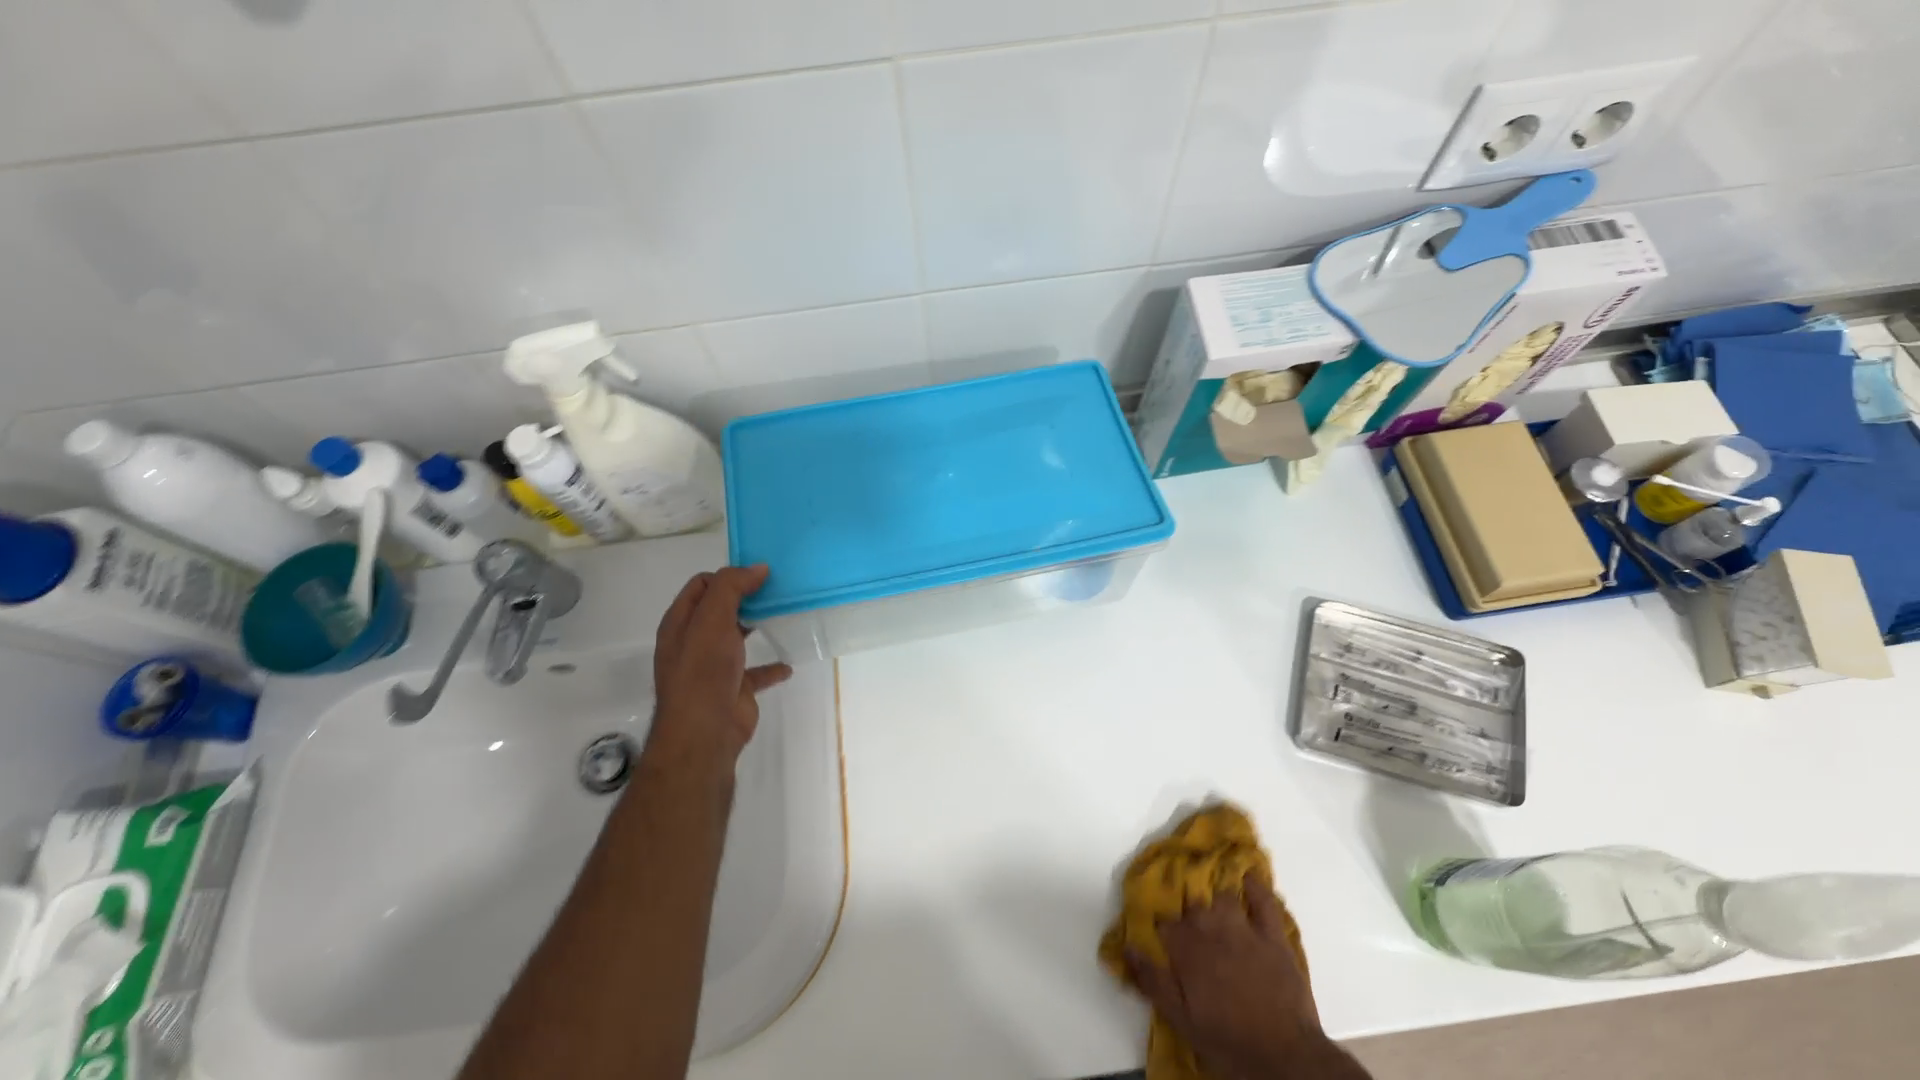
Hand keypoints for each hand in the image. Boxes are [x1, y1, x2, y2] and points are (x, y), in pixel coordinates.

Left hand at [648, 565, 791, 771]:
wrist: (705, 731)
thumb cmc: (703, 670)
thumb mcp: (712, 619)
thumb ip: (731, 588)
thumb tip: (758, 568)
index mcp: (680, 623)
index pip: (701, 586)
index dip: (727, 576)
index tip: (759, 574)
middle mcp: (693, 642)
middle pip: (720, 610)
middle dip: (745, 598)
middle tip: (776, 589)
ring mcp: (713, 668)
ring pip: (737, 639)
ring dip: (757, 626)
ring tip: (784, 615)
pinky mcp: (734, 690)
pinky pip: (756, 672)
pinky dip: (772, 666)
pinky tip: (788, 664)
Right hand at [1127, 879, 1327, 1079]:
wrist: (1284, 1055)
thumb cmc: (1227, 1040)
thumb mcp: (1181, 1020)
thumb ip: (1153, 982)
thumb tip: (1129, 946)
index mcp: (1186, 951)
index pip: (1164, 924)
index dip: (1162, 929)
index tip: (1163, 937)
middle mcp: (1212, 931)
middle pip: (1192, 906)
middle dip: (1188, 912)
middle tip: (1190, 926)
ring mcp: (1245, 931)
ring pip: (1223, 898)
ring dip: (1216, 900)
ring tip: (1214, 906)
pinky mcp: (1274, 937)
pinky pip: (1264, 902)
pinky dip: (1256, 888)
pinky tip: (1249, 880)